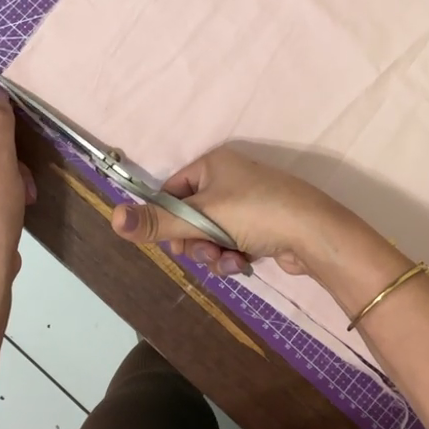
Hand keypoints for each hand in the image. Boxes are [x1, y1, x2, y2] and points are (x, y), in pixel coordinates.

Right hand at [109, 147, 347, 278]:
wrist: (315, 234)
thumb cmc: (257, 213)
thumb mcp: (202, 218)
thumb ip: (158, 223)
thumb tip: (113, 218)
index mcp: (213, 164)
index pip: (171, 191)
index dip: (166, 219)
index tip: (170, 241)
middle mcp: (229, 178)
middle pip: (189, 217)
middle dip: (193, 242)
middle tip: (204, 252)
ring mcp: (247, 203)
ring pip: (209, 235)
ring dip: (212, 254)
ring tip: (229, 260)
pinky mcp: (261, 227)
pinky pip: (230, 244)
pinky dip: (232, 257)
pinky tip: (244, 264)